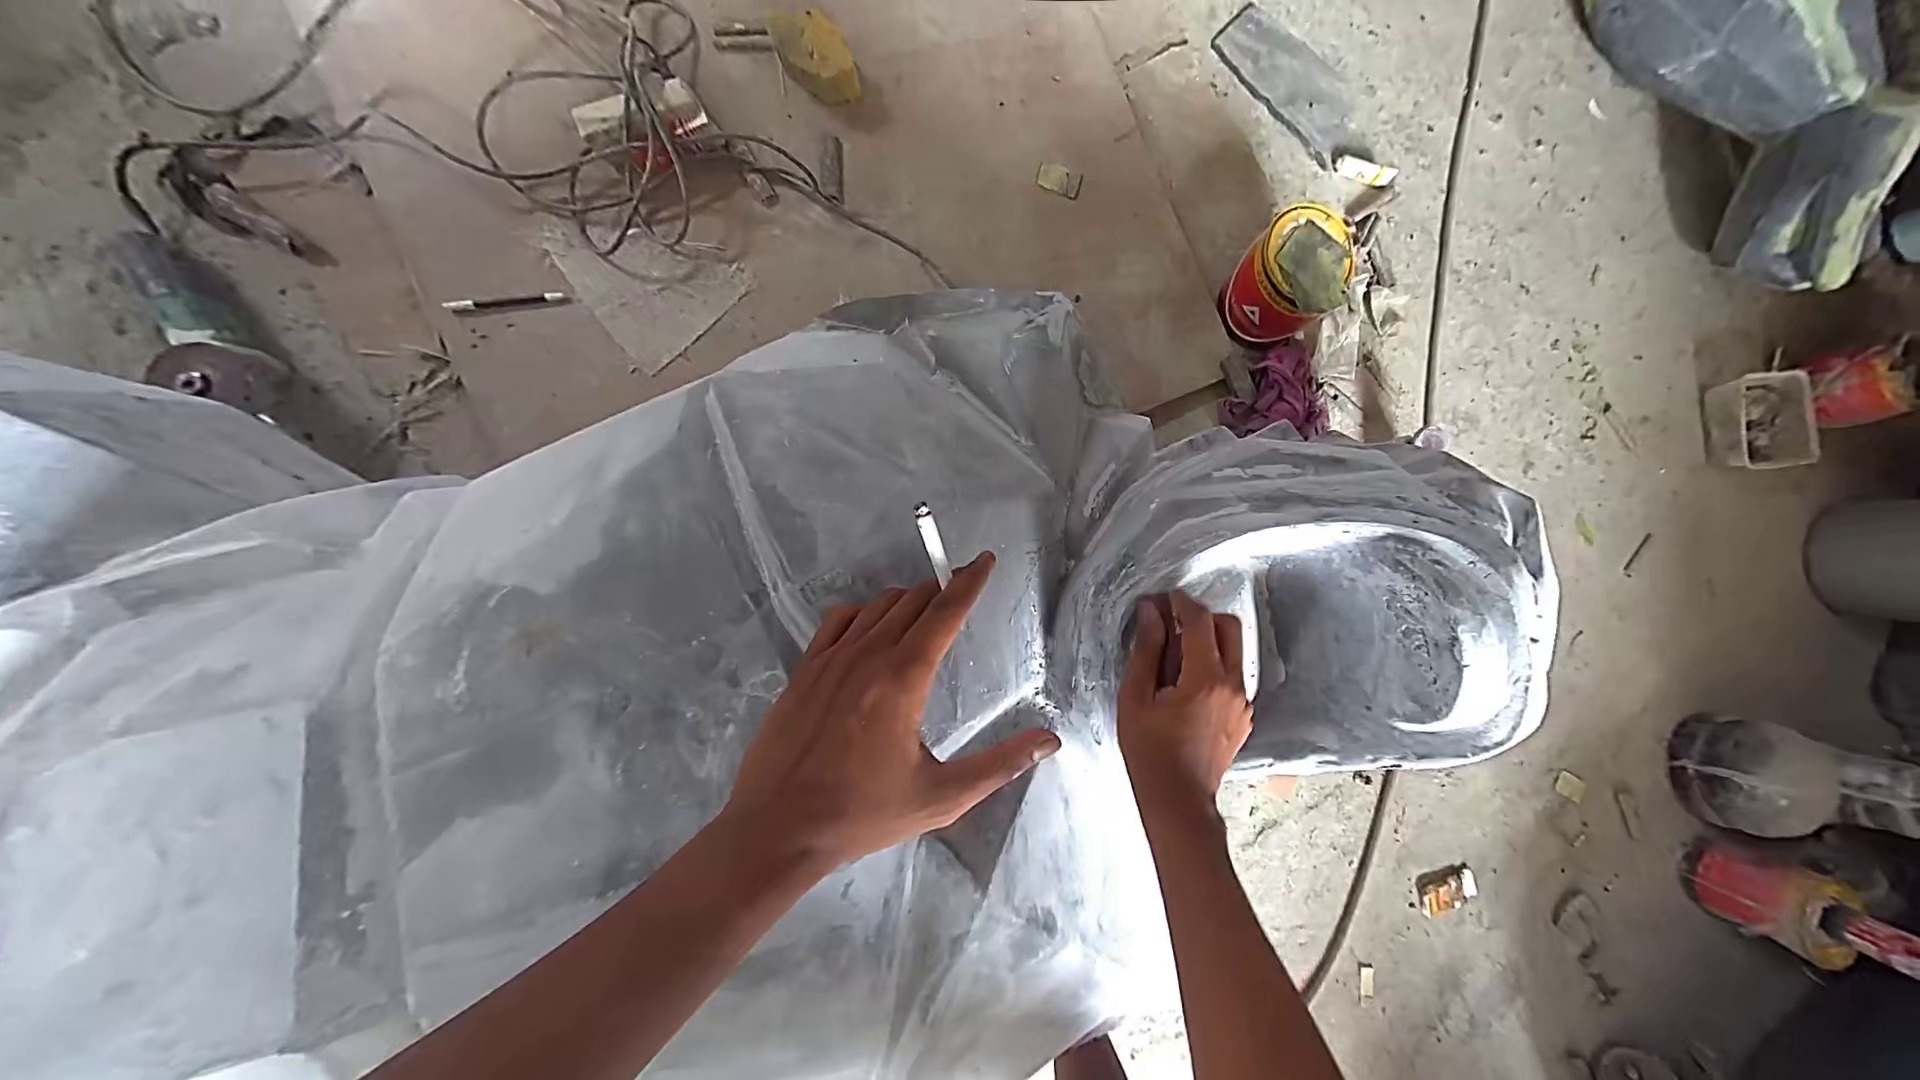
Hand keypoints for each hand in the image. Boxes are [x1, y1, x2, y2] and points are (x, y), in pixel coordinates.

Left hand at [722, 552, 1061, 867]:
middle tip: (959, 597)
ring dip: (907, 600)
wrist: (777, 827)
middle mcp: (866, 657)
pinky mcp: (805, 668)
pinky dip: (864, 612)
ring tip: (923, 615)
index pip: (944, 613)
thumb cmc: (861, 814)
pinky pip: (839, 619)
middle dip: (942, 591)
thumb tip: (1048, 741)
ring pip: (877, 605)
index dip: (969, 582)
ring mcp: (830, 658)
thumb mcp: (940, 797)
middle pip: (912, 600)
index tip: (984, 560)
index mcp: (902, 680)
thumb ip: (999, 765)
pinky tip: (871, 629)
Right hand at [1117, 592, 1253, 814]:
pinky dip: (1211, 666)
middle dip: (1200, 617)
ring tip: (1171, 657)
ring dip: (1206, 642)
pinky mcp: (1243, 717)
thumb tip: (1150, 612)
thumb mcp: (1136, 696)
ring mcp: (1243, 703)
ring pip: (1233, 652)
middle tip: (1168, 622)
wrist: (1178, 799)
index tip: (1160, 600)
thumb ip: (1146, 649)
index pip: (1200, 621)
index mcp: (1207, 679)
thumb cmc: (1149, 750)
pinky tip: (1183, 683)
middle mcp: (1234, 686)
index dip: (1179, 603)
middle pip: (1228, 628)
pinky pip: (1232, 676)